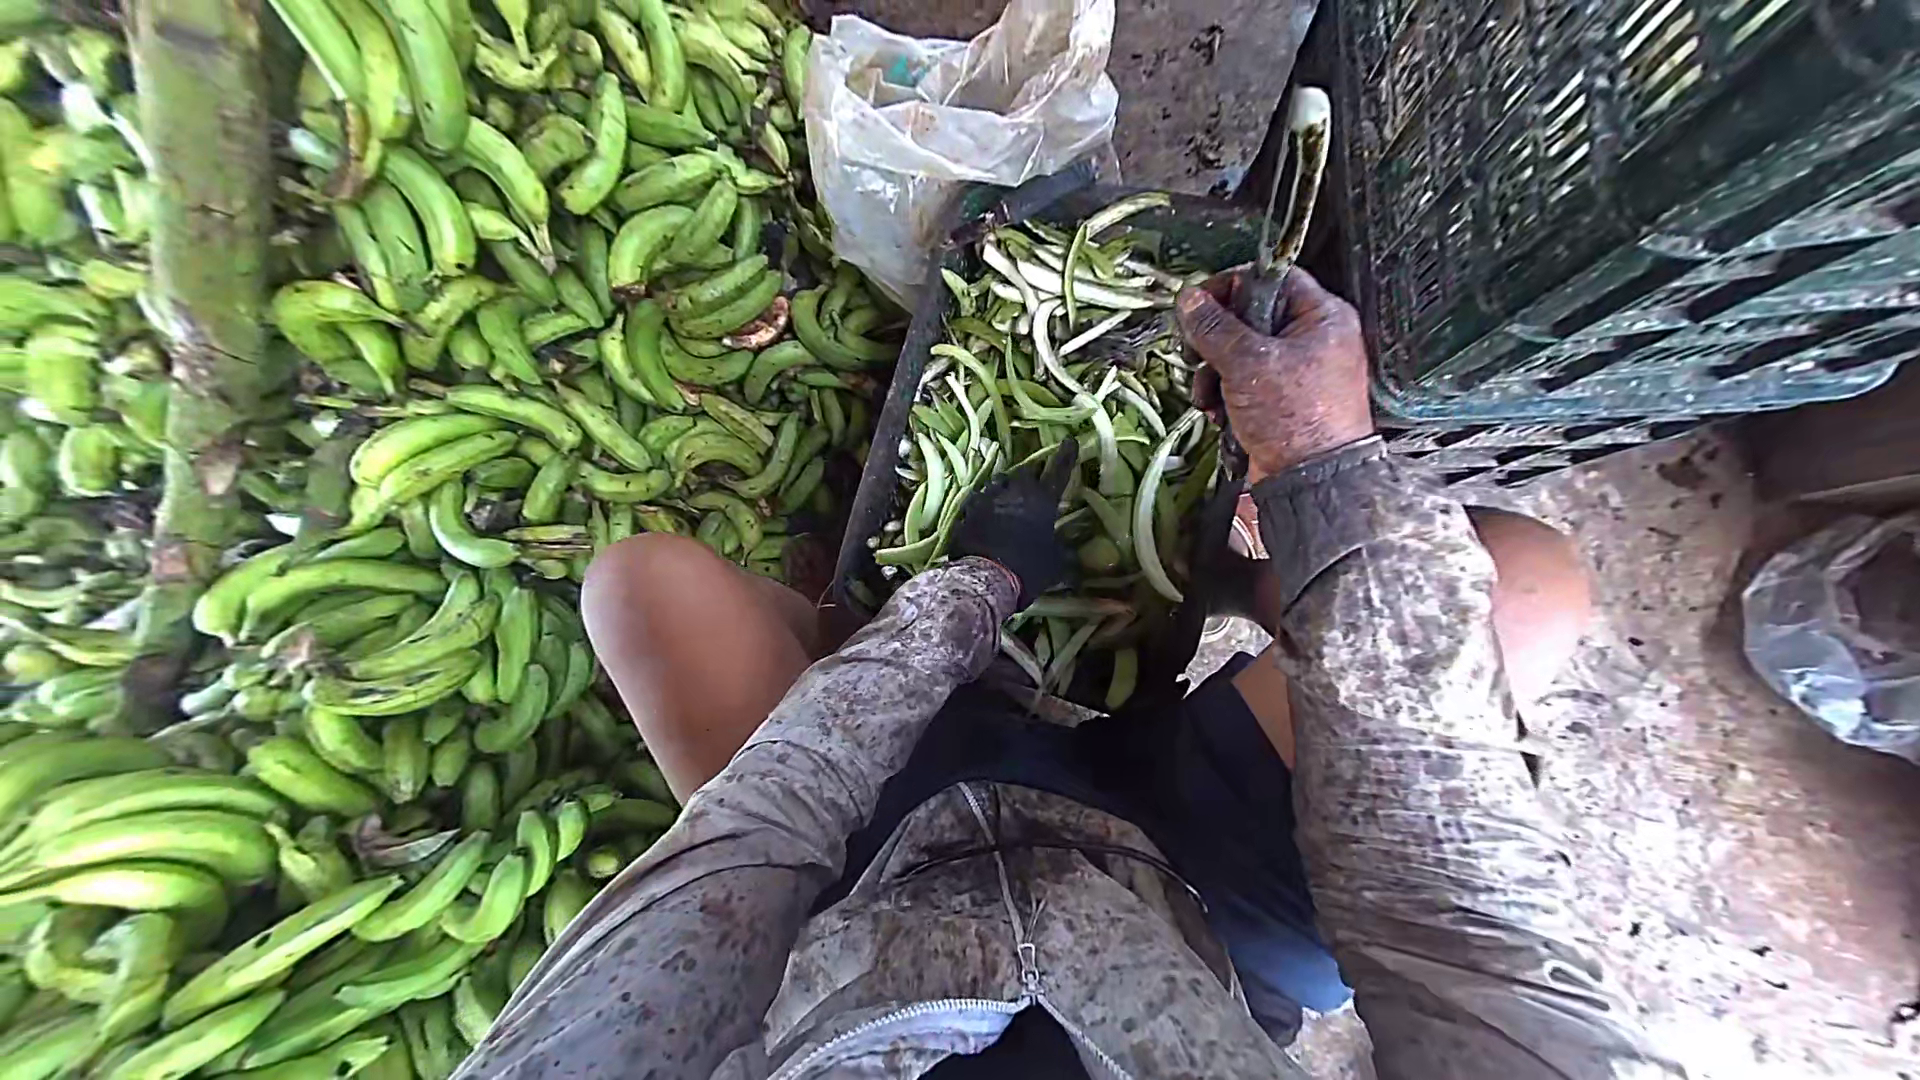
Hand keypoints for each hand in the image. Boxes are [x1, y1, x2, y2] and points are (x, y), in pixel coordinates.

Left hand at [947, 439, 1077, 608]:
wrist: (985, 578)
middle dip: (1033, 472)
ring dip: (1007, 486)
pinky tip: (986, 511)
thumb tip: (1079, 561)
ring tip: (1009, 495)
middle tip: (1036, 478)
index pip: (1059, 470)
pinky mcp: (968, 509)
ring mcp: (988, 497)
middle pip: (1026, 471)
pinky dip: (986, 502)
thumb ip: (1066, 555)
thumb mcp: (1056, 565)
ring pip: (1000, 482)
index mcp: (1042, 500)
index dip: (1066, 455)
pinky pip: (979, 498)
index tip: (1070, 440)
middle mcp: (1016, 491)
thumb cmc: (1028, 569)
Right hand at [1176, 267, 1372, 480]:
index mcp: (1319, 316)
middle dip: (1213, 342)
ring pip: (1237, 354)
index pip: (1269, 279)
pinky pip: (1240, 383)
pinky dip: (1223, 396)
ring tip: (1209, 398)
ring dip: (1212, 375)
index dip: (1229, 288)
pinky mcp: (1277, 399)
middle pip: (1247, 319)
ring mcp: (1293, 371)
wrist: (1308, 477)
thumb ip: (1215, 328)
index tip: (1195, 306)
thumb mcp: (1248, 364)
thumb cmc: (1292, 414)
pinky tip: (1218, 413)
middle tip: (1196, 357)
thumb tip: (1188, 297)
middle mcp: (1309, 338)